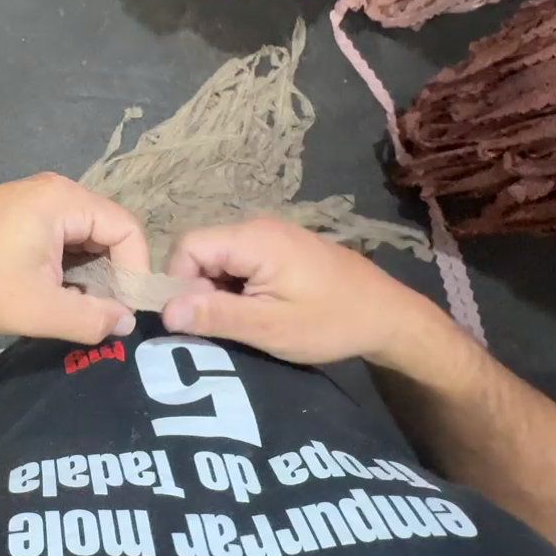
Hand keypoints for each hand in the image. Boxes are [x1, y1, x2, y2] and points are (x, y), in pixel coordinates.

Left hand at [0, 173, 149, 344]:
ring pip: (86, 236)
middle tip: (104, 311)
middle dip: (112, 274)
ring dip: (90, 272)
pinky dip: (69, 264)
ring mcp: (36, 198)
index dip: (135, 271)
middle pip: (108, 230)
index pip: (126, 230)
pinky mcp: (21, 213)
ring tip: (79, 306)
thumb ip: (91, 319)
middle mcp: (55, 189)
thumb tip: (125, 322)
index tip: (126, 309)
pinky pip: (63, 235)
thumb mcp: (39, 309)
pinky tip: (57, 292)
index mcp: (63, 200)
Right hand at [161, 218, 465, 371]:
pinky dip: (237, 288)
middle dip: (199, 289)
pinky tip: (259, 311)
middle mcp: (258, 227)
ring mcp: (271, 236)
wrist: (389, 317)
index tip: (198, 318)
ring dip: (219, 291)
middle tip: (224, 325)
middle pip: (201, 251)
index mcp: (253, 239)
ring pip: (219, 259)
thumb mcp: (269, 327)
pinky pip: (239, 262)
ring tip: (245, 321)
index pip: (186, 246)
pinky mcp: (281, 249)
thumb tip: (165, 310)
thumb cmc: (330, 322)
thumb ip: (215, 315)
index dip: (180, 282)